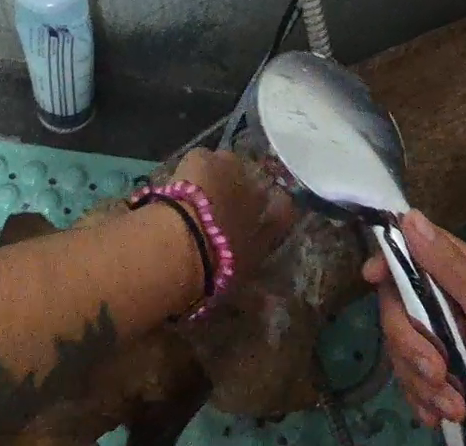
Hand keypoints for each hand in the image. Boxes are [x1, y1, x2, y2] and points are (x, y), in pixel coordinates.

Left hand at [169, 149, 295, 290]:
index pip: (286, 210)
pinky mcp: (204, 156)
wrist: (184, 244)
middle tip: (217, 207)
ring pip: (227, 165)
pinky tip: (179, 184)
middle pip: (254, 184)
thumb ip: (258, 298)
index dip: (275, 209)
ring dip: (216, 176)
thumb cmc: (214, 273)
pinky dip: (191, 168)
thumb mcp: (240, 290)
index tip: (260, 215)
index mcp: (269, 229)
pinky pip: (200, 158)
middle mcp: (258, 194)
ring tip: (195, 194)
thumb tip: (272, 309)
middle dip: (239, 191)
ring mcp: (231, 169)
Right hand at [364, 211, 465, 445]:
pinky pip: (409, 381)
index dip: (389, 261)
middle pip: (398, 306)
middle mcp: (449, 306)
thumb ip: (448, 266)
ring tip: (454, 404)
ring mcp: (444, 345)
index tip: (371, 277)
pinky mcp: (442, 382)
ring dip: (421, 380)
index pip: (414, 253)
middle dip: (410, 343)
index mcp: (464, 278)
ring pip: (400, 347)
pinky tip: (443, 416)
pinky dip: (424, 401)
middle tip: (436, 370)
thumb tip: (409, 214)